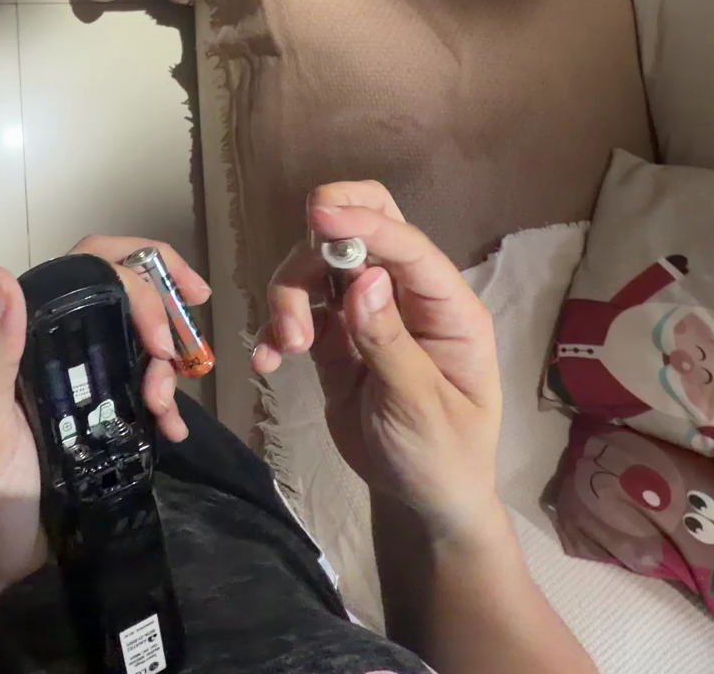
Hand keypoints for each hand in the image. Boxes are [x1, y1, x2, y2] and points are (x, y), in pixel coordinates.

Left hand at [0, 239, 205, 593]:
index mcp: (26, 331)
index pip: (86, 267)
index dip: (137, 277)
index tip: (164, 330)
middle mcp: (54, 344)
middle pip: (122, 294)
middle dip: (163, 312)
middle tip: (184, 355)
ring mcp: (77, 380)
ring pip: (137, 341)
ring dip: (164, 364)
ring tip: (165, 410)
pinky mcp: (96, 416)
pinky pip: (140, 389)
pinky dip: (165, 401)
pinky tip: (172, 430)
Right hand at [251, 182, 503, 536]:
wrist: (417, 498)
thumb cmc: (443, 455)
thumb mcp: (423, 407)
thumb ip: (390, 342)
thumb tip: (364, 280)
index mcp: (445, 307)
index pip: (405, 246)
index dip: (362, 222)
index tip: (318, 214)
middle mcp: (402, 297)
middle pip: (360, 233)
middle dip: (321, 237)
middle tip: (299, 261)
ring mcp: (363, 312)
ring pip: (315, 269)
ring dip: (289, 297)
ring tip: (289, 346)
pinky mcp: (330, 334)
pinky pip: (295, 310)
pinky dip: (274, 329)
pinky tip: (268, 362)